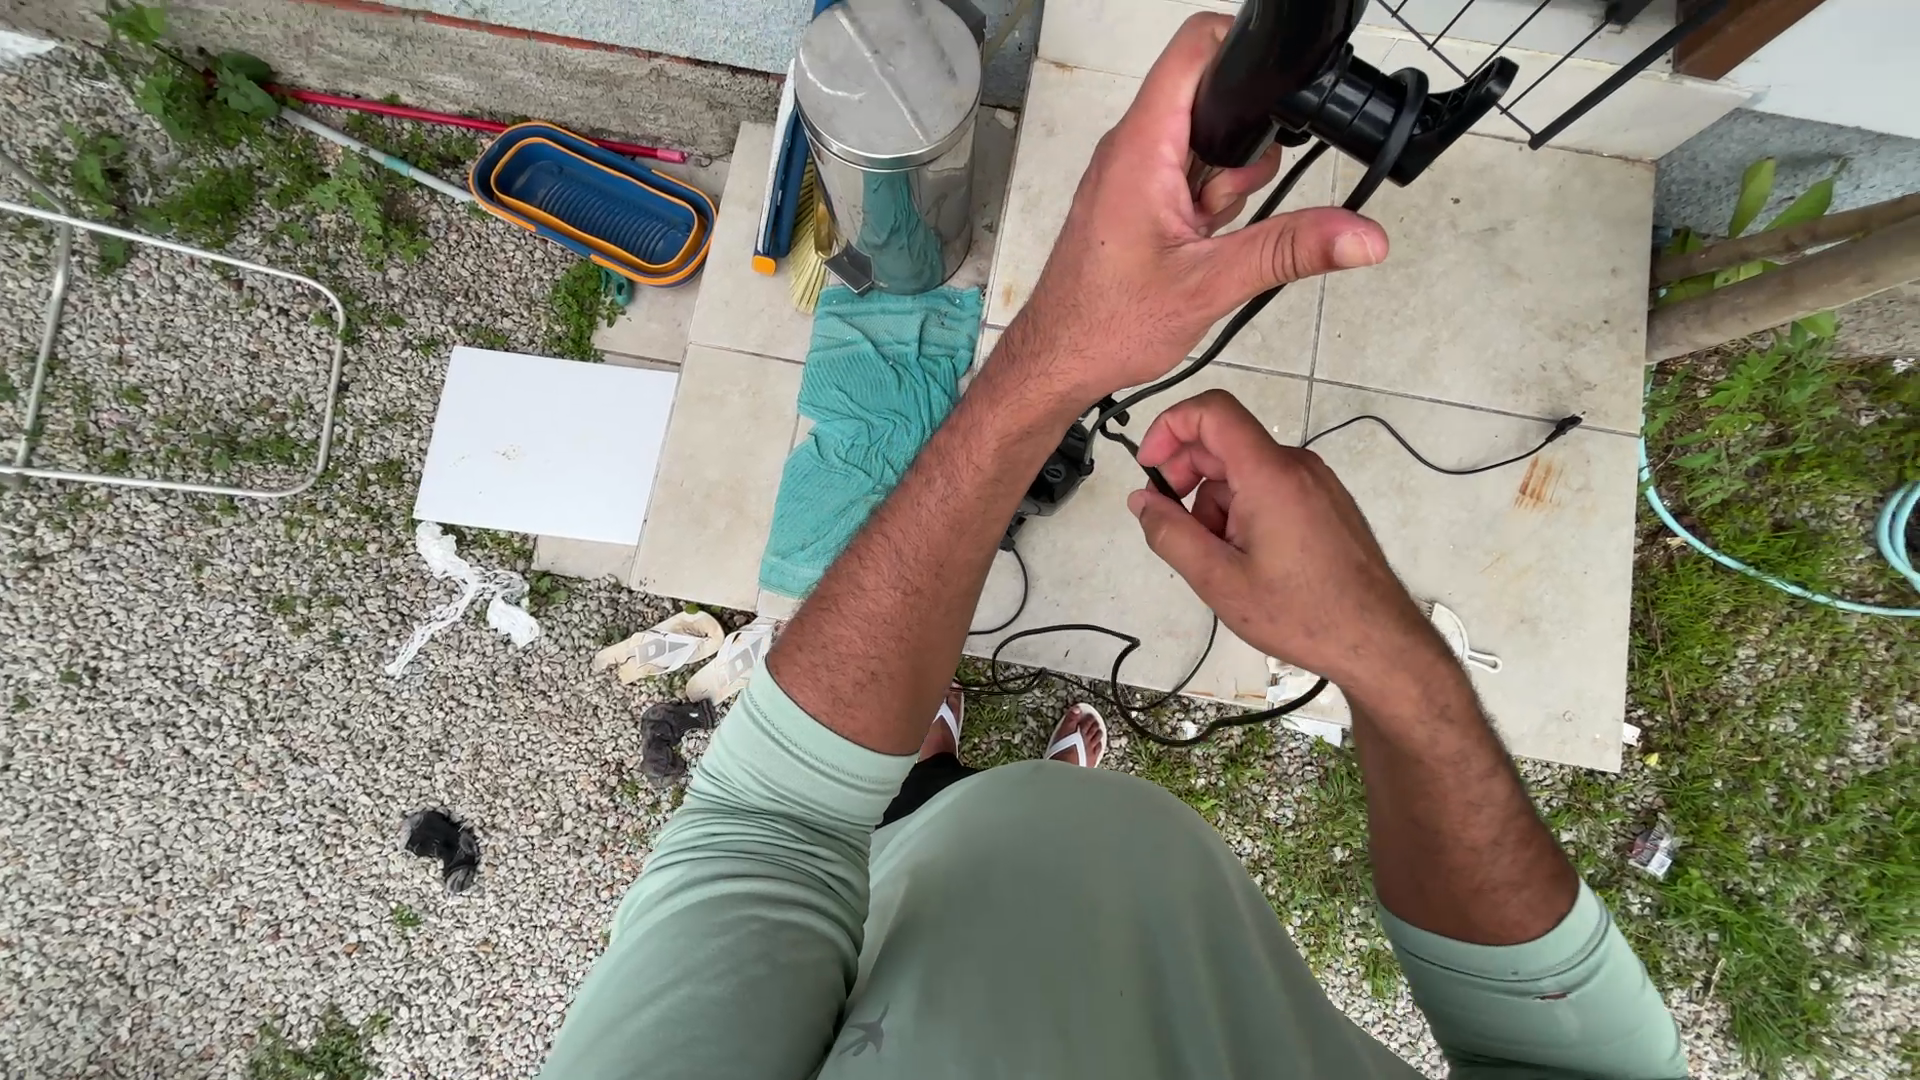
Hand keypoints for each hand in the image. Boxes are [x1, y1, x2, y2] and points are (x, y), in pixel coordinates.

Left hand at [1012, 13, 1387, 404]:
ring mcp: (1125, 177)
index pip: (1196, 46)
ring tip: (1207, 234)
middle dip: (1241, 142)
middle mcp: (1128, 151)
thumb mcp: (1208, 286)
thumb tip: (1361, 235)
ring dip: (1222, 182)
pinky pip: (1178, 177)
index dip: (1246, 48)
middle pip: (1205, 97)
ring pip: (1196, 143)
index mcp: (1142, 149)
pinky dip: (1200, 203)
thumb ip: (1288, 251)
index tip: (1282, 85)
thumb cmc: (1105, 326)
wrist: (1056, 362)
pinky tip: (1195, 245)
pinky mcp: (1126, 203)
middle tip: (1234, 202)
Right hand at [1126, 390, 1451, 696]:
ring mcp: (1314, 483)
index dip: (1169, 427)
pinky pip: (1265, 489)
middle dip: (1184, 477)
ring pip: (1241, 473)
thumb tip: (1140, 500)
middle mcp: (1295, 466)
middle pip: (1222, 444)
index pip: (1212, 411)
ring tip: (1219, 559)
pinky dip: (1240, 512)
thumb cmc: (1299, 613)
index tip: (1149, 468)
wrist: (1377, 642)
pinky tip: (1245, 558)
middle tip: (1173, 526)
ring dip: (1212, 505)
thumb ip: (1169, 533)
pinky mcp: (1323, 502)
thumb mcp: (1217, 579)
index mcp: (1269, 475)